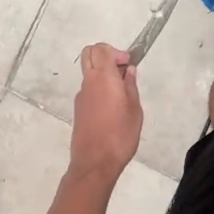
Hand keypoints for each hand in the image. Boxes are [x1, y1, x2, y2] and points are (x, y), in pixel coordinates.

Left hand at [68, 43, 142, 183]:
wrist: (94, 164)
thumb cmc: (120, 135)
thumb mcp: (135, 110)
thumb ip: (131, 86)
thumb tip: (128, 70)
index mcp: (103, 78)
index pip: (101, 49)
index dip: (115, 52)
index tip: (128, 65)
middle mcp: (88, 82)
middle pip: (89, 54)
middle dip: (106, 56)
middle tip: (122, 72)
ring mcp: (81, 96)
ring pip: (88, 72)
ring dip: (103, 74)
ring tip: (122, 96)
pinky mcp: (78, 110)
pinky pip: (88, 89)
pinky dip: (99, 89)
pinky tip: (112, 109)